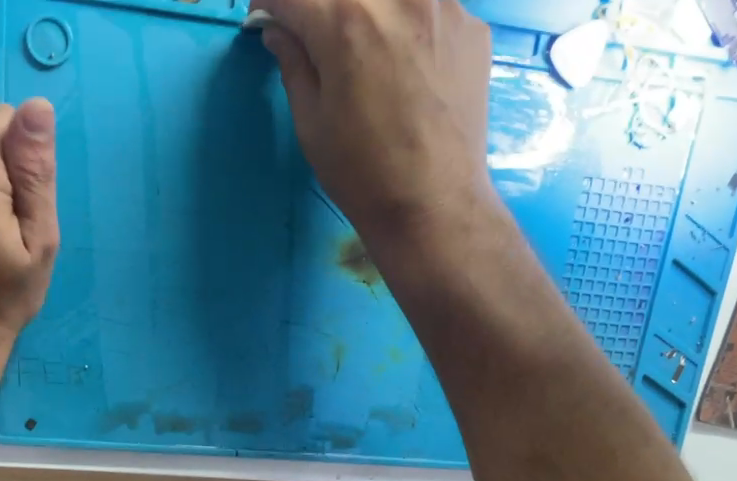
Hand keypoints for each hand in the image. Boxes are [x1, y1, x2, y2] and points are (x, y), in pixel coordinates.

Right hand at [253, 0, 494, 247]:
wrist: (433, 204)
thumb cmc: (360, 173)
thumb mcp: (311, 123)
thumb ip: (293, 63)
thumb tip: (278, 30)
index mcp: (346, 21)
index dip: (270, 2)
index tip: (265, 16)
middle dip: (320, 7)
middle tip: (313, 34)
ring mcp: (444, 6)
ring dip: (369, 13)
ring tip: (364, 50)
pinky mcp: (471, 26)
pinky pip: (430, 7)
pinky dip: (408, 23)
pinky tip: (405, 64)